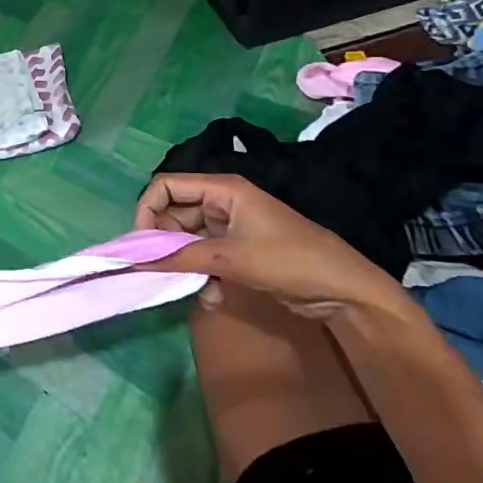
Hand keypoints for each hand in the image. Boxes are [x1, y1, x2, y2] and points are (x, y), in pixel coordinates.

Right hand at [134, 172, 404, 320]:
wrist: (346, 292)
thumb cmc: (290, 261)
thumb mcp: (231, 259)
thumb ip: (181, 257)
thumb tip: (136, 261)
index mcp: (223, 189)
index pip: (166, 186)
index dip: (147, 210)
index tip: (141, 243)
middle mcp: (222, 202)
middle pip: (172, 214)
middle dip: (163, 243)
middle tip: (160, 269)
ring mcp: (229, 227)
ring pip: (185, 239)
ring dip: (183, 264)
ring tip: (192, 287)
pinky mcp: (236, 250)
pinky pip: (201, 256)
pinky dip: (200, 275)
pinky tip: (212, 296)